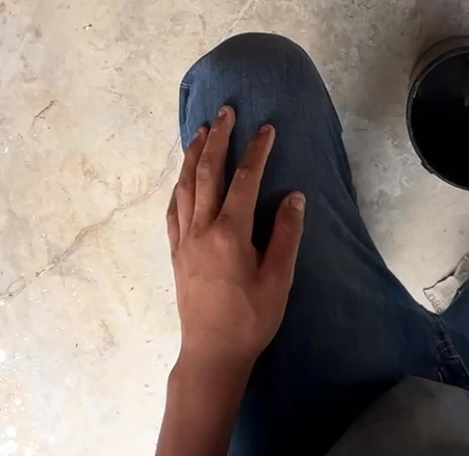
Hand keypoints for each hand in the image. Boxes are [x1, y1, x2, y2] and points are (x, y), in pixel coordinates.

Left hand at [166, 106, 305, 375]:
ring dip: (194, 154)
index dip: (256, 151)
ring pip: (185, 186)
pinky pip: (174, 209)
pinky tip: (183, 177)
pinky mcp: (176, 252)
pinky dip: (180, 185)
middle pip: (208, 172)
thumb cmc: (250, 319)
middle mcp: (202, 229)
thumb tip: (294, 196)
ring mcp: (184, 239)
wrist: (211, 355)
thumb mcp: (278, 280)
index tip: (266, 128)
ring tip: (202, 131)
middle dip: (218, 139)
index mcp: (229, 233)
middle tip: (226, 112)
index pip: (244, 180)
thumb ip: (286, 235)